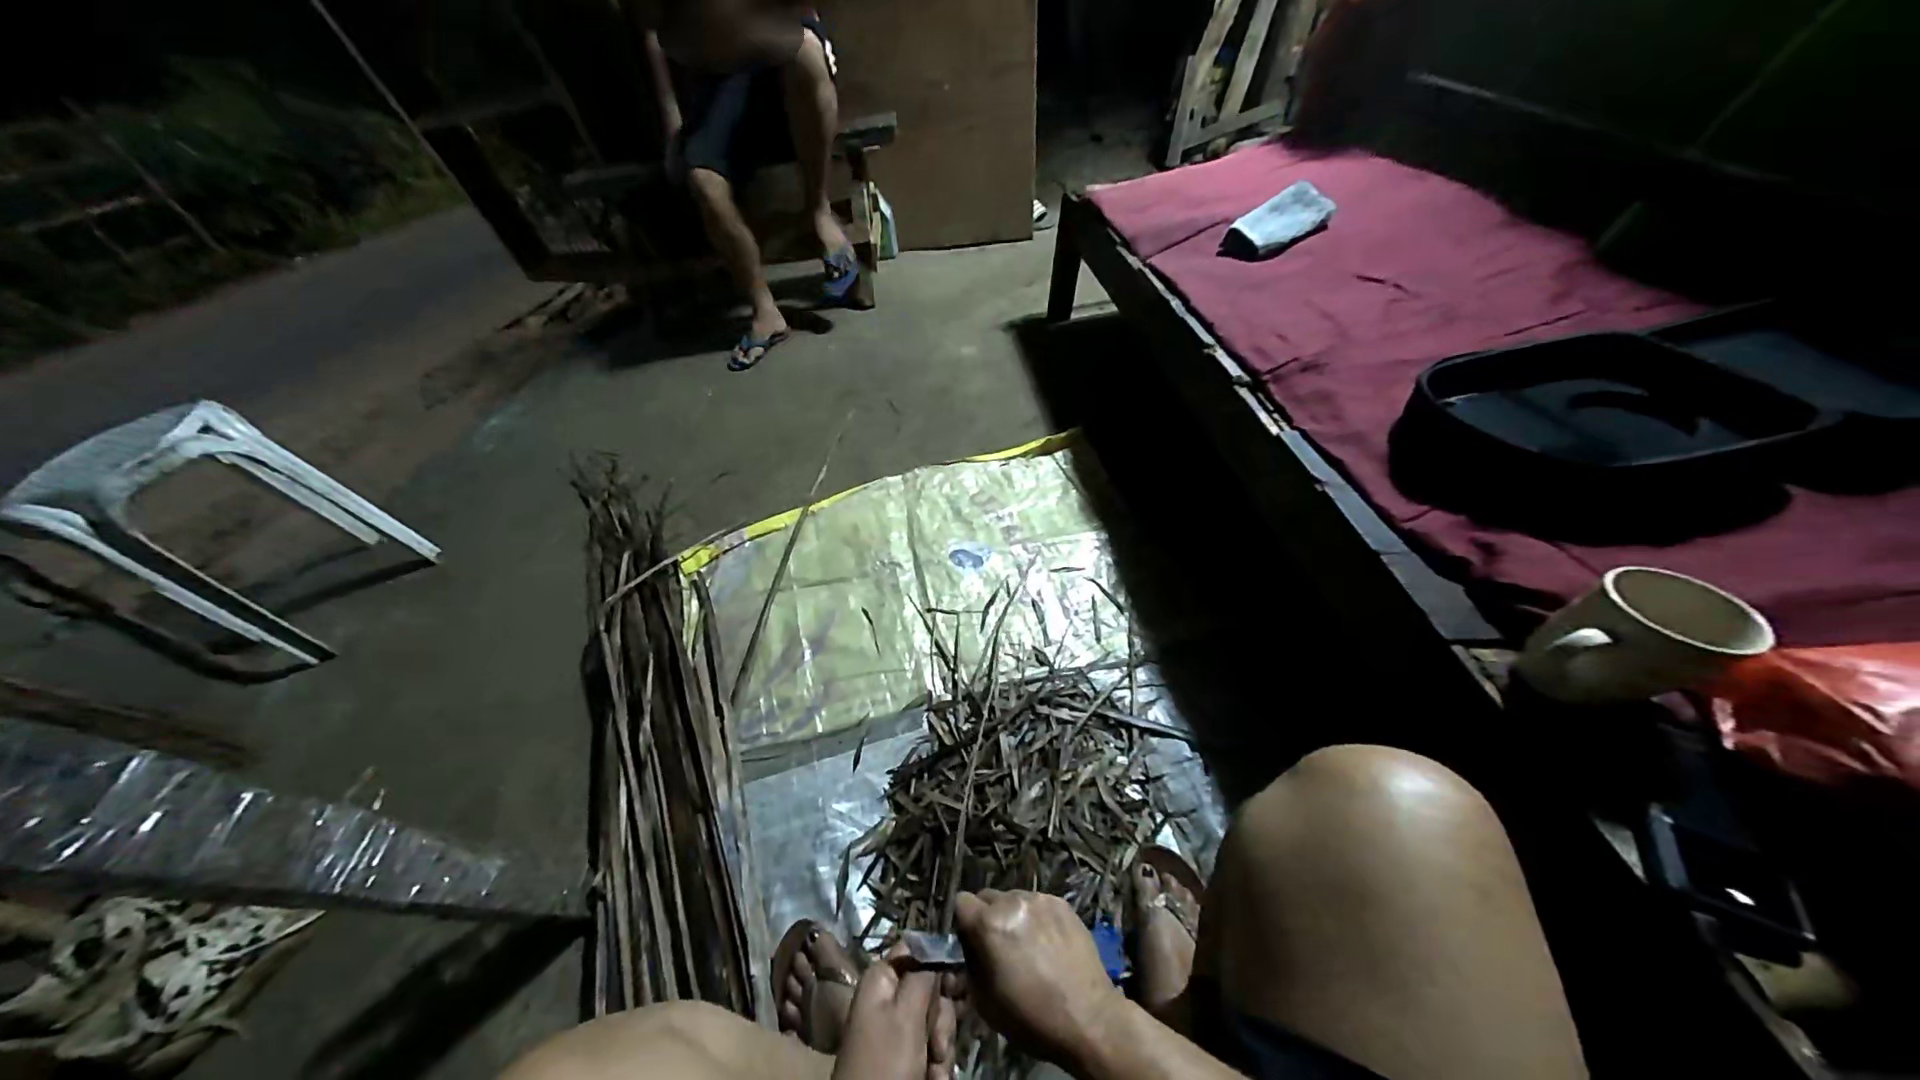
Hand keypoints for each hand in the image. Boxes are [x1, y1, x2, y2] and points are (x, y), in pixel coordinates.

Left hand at [832, 946, 955, 1079]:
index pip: (918, 951)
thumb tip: (935, 940)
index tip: (955, 985)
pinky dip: (937, 1066)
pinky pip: (934, 1049)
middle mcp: (890, 998)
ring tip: (934, 1071)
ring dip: (943, 1047)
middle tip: (936, 1045)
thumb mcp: (905, 1015)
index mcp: (883, 978)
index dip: (939, 963)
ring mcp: (899, 1029)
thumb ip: (923, 975)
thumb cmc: (885, 1063)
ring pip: (938, 1022)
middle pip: (933, 989)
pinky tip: (934, 1079)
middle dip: (942, 1020)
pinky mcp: (907, 1056)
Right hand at [953, 890, 1122, 1068]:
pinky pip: (1038, 904)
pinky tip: (1048, 943)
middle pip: (987, 897)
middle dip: (987, 917)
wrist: (1089, 1019)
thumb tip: (970, 946)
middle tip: (1000, 946)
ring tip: (1028, 945)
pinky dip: (1036, 918)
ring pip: (1013, 899)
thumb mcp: (983, 1000)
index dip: (963, 922)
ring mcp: (1040, 899)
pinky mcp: (1062, 904)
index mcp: (988, 924)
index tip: (972, 941)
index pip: (961, 901)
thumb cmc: (1031, 1017)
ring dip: (1013, 916)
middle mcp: (1012, 902)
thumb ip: (970, 962)